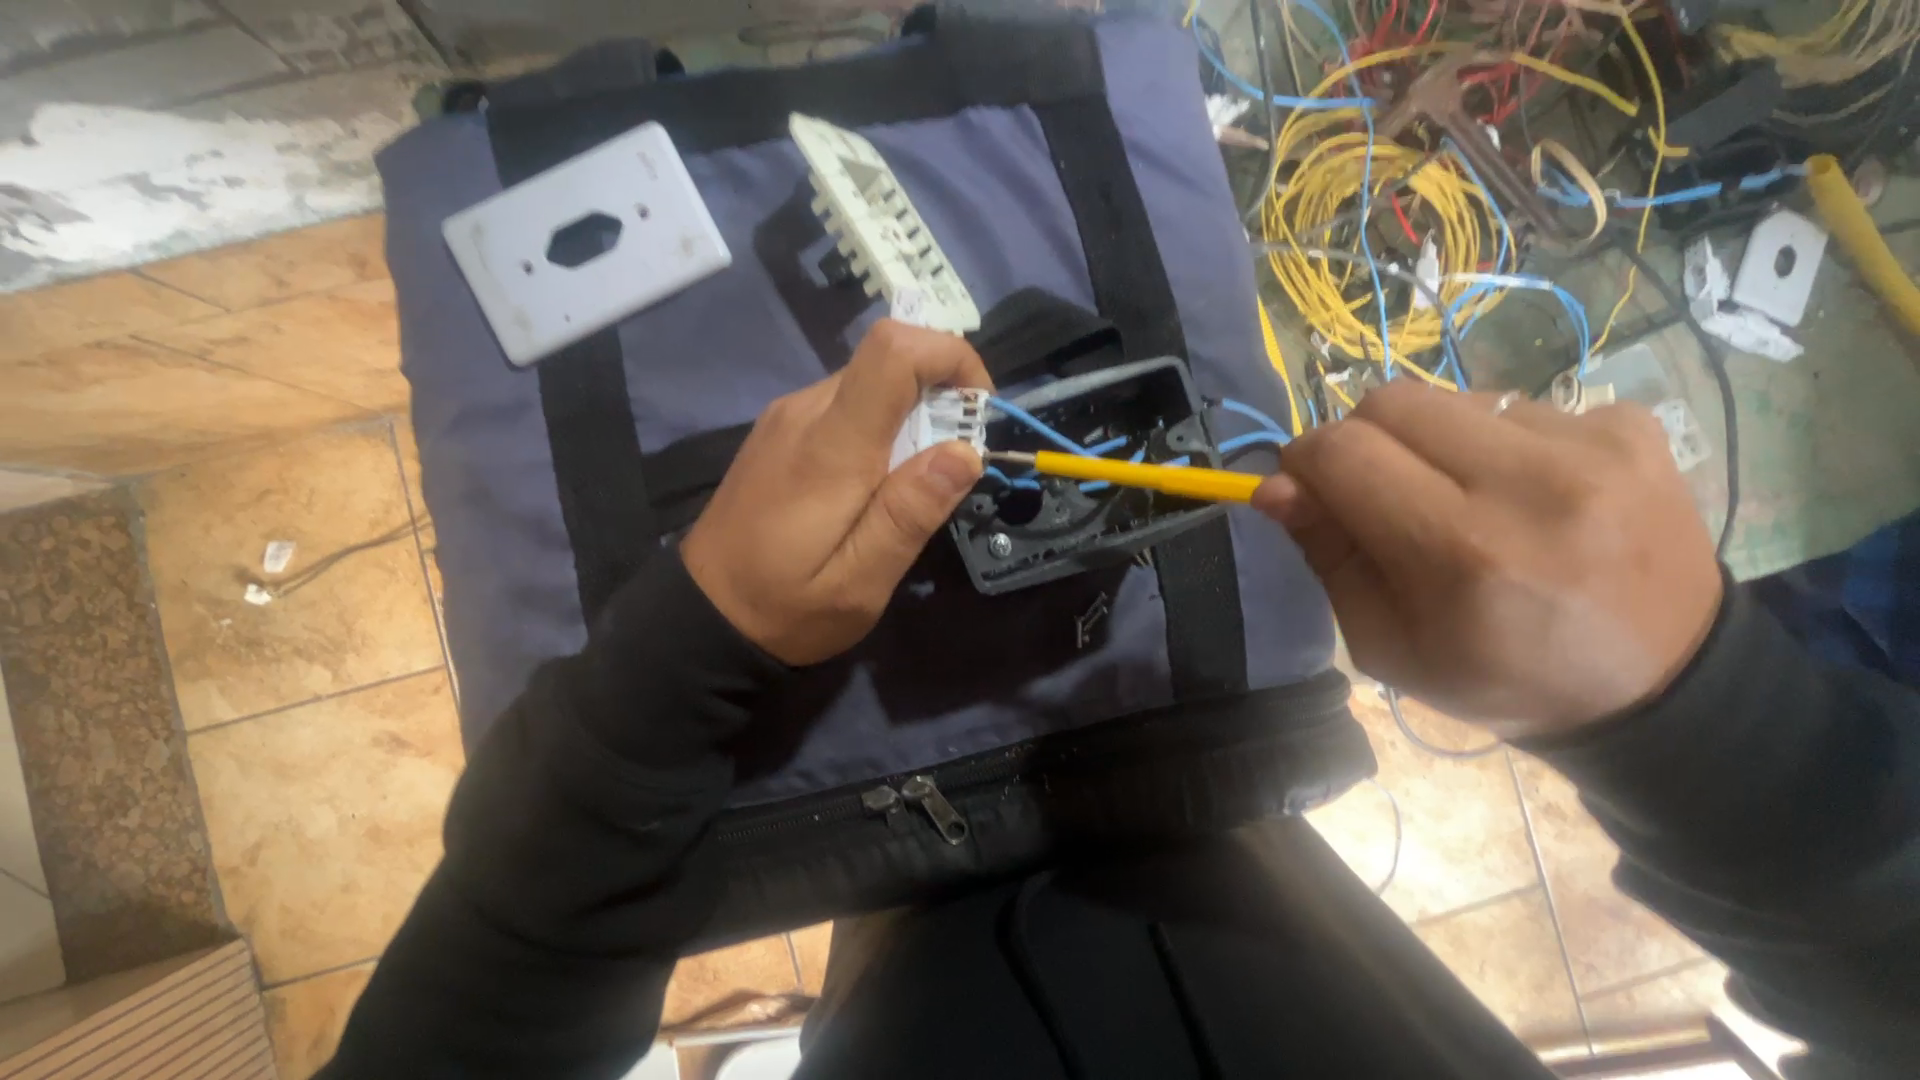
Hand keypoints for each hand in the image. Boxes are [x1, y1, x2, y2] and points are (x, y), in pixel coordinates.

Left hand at [682, 320, 990, 664]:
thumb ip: (909, 514)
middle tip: (953, 466)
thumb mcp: (859, 583)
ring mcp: (787, 417)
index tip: (978, 412)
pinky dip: (881, 426)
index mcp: (830, 445)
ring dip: (912, 415)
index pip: (894, 351)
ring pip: (869, 382)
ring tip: (915, 483)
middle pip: (887, 360)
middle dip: (941, 396)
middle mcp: (805, 412)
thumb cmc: (786, 607)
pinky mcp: (780, 430)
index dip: (951, 358)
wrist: (703, 614)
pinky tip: (875, 482)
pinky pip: (845, 404)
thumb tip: (965, 451)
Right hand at [1252, 382, 1722, 738]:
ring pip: (1450, 398)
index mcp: (1463, 552)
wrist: (1666, 686)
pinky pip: (1518, 405)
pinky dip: (1496, 443)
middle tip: (1376, 490)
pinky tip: (1524, 493)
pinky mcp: (1632, 427)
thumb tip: (1275, 486)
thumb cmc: (1503, 677)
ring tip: (1462, 497)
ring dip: (1431, 441)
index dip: (1304, 460)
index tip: (1305, 487)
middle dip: (1359, 439)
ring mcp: (1593, 445)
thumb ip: (1328, 557)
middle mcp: (1531, 483)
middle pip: (1389, 401)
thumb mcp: (1388, 645)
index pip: (1343, 451)